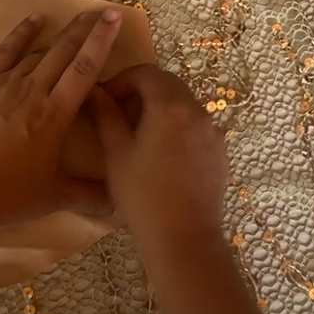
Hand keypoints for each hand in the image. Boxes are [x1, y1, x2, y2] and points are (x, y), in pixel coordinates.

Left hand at [0, 9, 123, 238]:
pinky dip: (22, 33)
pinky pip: (5, 51)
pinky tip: (36, 19)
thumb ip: (89, 195)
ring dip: (61, 34)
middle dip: (86, 28)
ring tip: (78, 20)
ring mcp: (4, 84)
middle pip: (64, 51)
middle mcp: (32, 91)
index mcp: (54, 115)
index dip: (101, 41)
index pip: (84, 68)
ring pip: (38, 51)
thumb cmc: (5, 196)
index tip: (114, 18)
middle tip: (103, 11)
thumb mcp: (53, 197)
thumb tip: (119, 202)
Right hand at [90, 65, 227, 261]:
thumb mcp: (116, 153)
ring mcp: (213, 132)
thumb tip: (94, 92)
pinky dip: (176, 126)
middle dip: (141, 92)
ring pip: (183, 104)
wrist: (185, 241)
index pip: (146, 73)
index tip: (105, 100)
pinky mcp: (220, 151)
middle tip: (118, 116)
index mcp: (171, 106)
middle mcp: (198, 111)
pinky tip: (161, 154)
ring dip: (159, 108)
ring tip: (137, 136)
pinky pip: (195, 125)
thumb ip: (105, 115)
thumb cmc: (143, 195)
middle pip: (167, 85)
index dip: (122, 80)